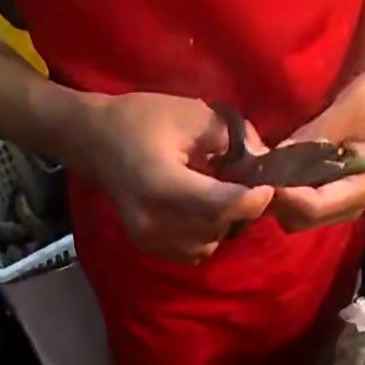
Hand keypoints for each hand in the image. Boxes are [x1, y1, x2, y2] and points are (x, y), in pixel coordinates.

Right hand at [75, 92, 272, 263]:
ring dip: (222, 224)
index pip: (218, 205)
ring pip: (208, 243)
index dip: (250, 201)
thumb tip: (262, 160)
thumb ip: (231, 137)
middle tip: (247, 187)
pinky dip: (206, 234)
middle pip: (216, 227)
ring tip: (219, 197)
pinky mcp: (149, 247)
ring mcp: (150, 239)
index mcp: (161, 185)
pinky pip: (194, 251)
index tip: (269, 186)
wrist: (95, 143)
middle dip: (239, 209)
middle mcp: (154, 221)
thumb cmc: (141, 120)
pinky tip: (200, 211)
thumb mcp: (191, 113)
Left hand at [269, 65, 364, 232]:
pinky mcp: (325, 192)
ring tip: (259, 169)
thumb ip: (316, 136)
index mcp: (362, 190)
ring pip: (293, 215)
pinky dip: (279, 190)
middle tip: (256, 174)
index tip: (263, 178)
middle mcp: (348, 205)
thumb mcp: (351, 109)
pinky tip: (267, 168)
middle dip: (277, 201)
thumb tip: (278, 157)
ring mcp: (335, 202)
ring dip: (274, 197)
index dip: (287, 196)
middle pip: (301, 220)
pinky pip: (294, 203)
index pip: (317, 207)